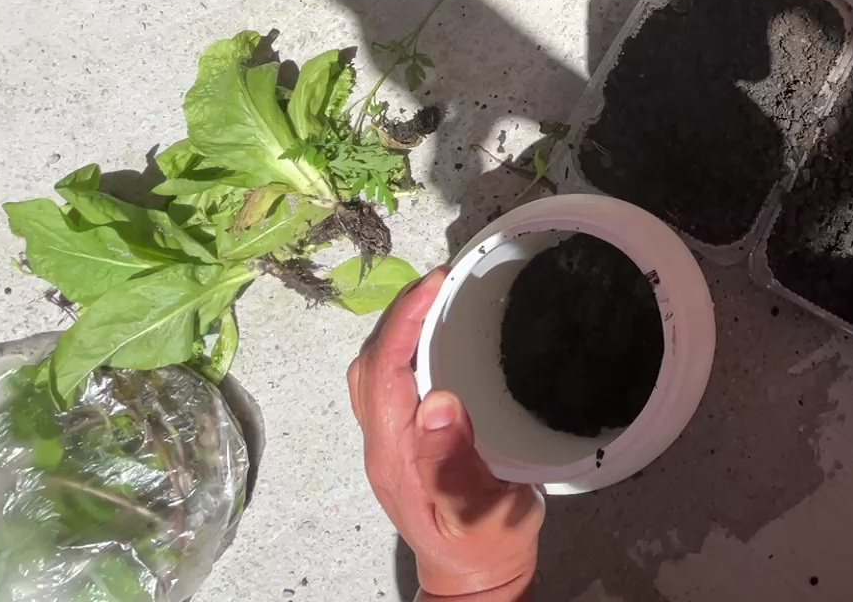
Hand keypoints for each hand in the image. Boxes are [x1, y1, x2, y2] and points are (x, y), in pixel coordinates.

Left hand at [348, 269, 542, 599]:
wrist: (474, 578)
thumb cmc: (485, 543)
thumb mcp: (482, 510)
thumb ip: (455, 462)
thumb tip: (437, 400)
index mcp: (396, 455)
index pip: (383, 374)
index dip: (403, 323)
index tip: (435, 282)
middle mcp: (382, 444)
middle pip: (367, 366)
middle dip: (395, 315)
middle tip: (439, 280)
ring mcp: (389, 443)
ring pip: (372, 372)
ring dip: (396, 327)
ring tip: (435, 296)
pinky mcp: (403, 440)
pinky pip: (390, 380)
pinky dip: (404, 346)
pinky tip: (435, 334)